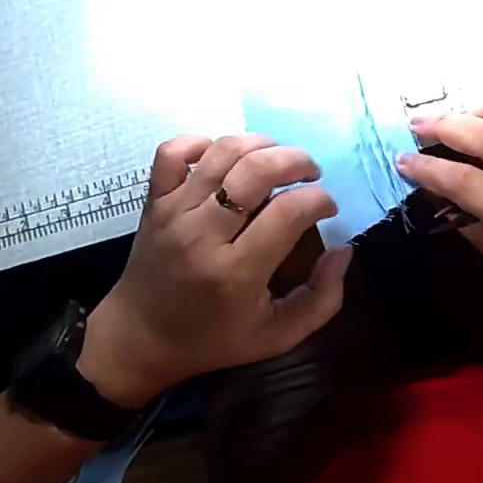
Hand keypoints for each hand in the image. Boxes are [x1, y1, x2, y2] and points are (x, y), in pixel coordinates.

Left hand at [77, 135, 352, 406]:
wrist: (139, 340)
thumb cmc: (213, 339)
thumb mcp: (279, 336)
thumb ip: (322, 299)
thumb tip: (343, 250)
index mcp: (236, 272)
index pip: (289, 211)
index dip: (320, 200)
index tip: (328, 209)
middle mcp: (202, 234)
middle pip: (257, 170)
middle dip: (297, 161)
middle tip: (310, 174)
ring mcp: (173, 212)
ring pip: (222, 152)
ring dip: (261, 144)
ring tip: (278, 160)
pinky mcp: (153, 201)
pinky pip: (173, 151)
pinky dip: (202, 142)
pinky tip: (225, 158)